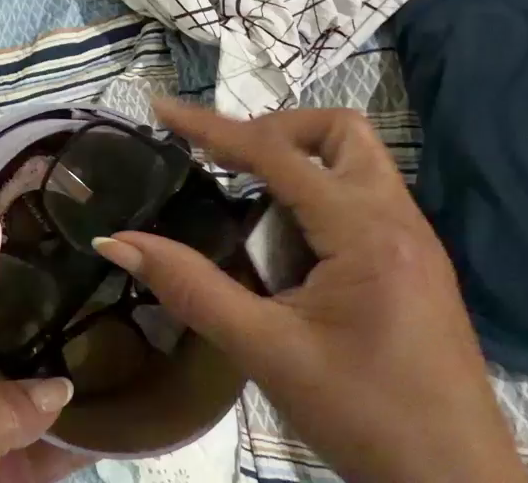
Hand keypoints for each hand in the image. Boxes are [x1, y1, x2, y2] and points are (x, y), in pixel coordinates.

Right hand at [92, 100, 527, 482]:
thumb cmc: (368, 419)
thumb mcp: (267, 353)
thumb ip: (190, 288)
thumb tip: (114, 240)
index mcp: (367, 234)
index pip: (278, 155)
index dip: (212, 126)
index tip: (161, 108)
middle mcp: (398, 223)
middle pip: (340, 133)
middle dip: (274, 130)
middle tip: (222, 159)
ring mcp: (413, 244)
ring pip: (355, 162)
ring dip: (295, 160)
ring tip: (241, 195)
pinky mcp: (413, 267)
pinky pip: (359, 198)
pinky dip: (312, 193)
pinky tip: (278, 239)